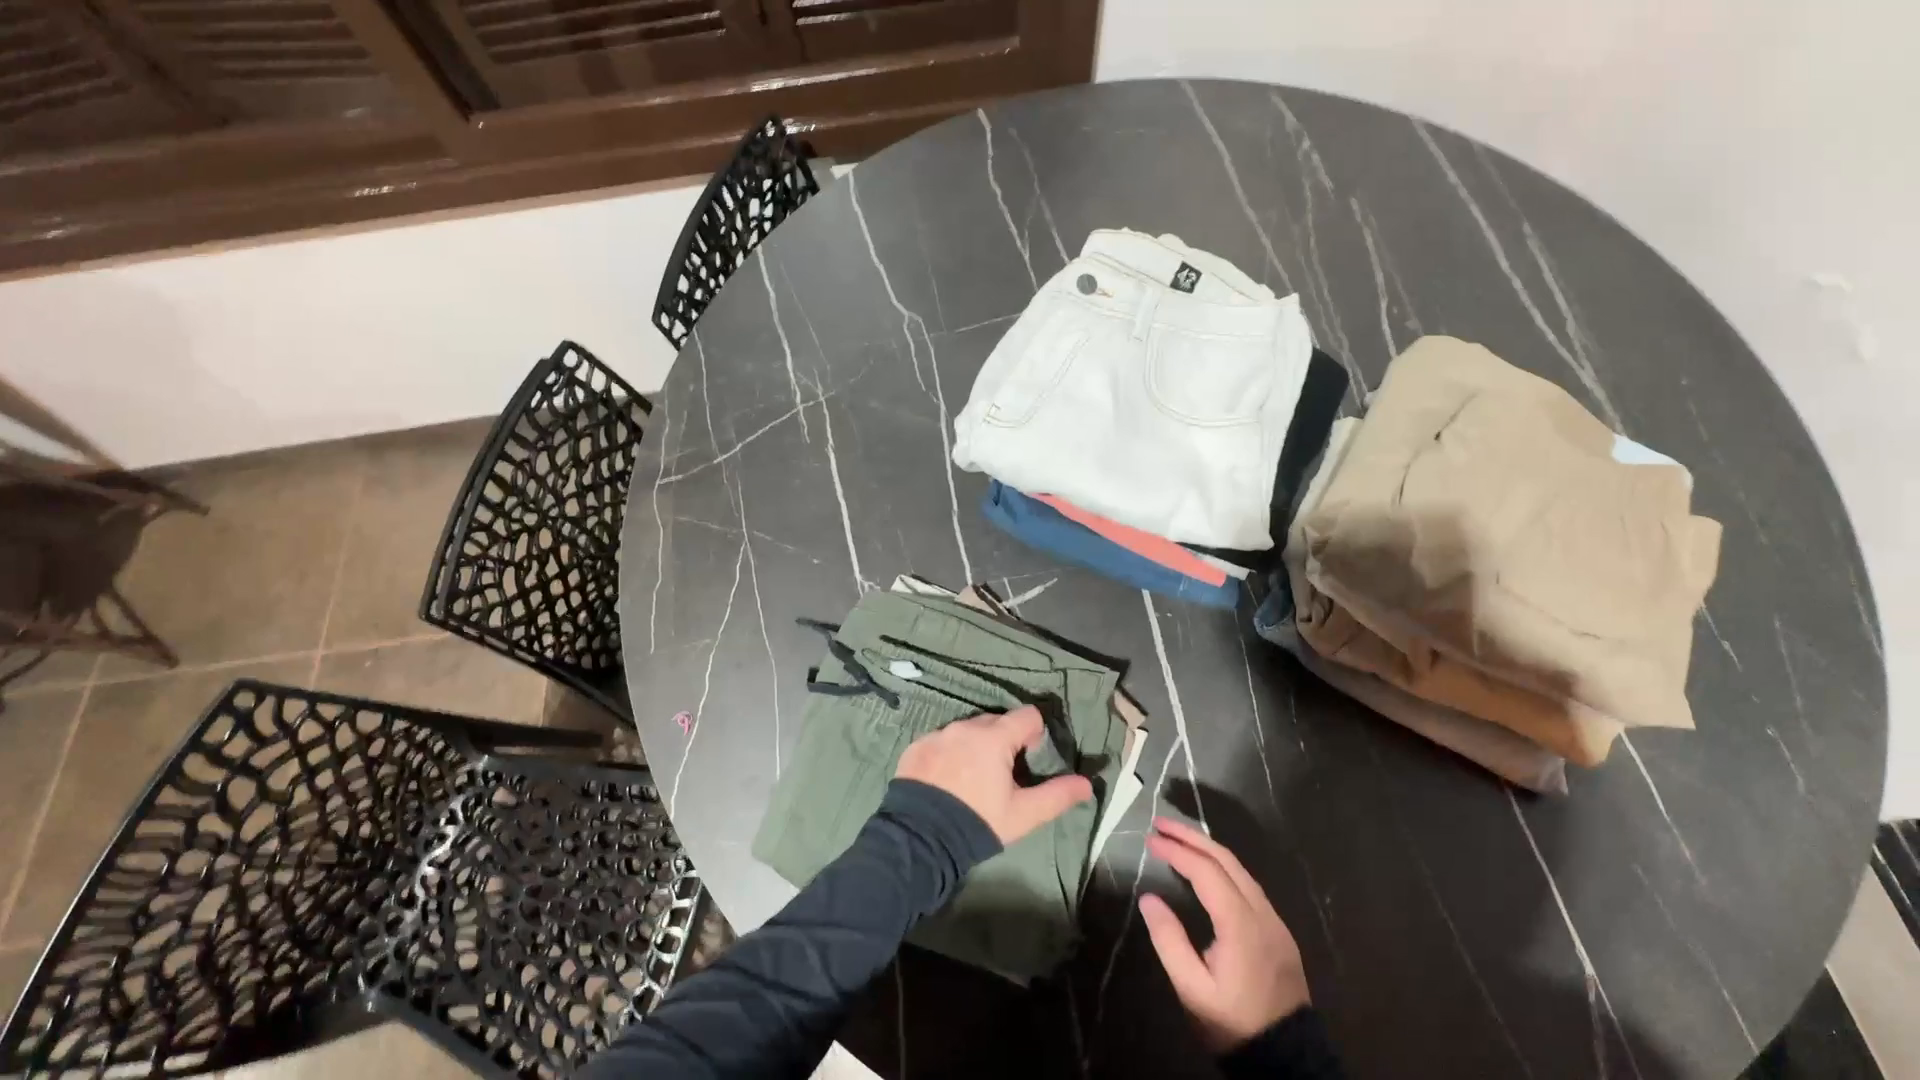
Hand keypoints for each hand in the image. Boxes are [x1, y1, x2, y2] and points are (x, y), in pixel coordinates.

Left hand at [894, 705, 1094, 844]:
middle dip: (1004, 740)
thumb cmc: (978, 822)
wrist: (920, 839)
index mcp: (994, 737)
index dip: (1034, 734)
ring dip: (975, 745)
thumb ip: (1057, 795)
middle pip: (996, 721)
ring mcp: (937, 735)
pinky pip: (941, 741)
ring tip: (973, 777)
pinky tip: (948, 779)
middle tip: (1003, 773)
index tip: (1029, 758)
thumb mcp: (1023, 814)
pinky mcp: (916, 747)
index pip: (1027, 716)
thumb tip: (1086, 784)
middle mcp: (965, 727)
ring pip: (967, 729)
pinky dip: (949, 753)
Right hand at [1140, 816, 1310, 1052]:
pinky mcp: (1278, 931)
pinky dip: (1223, 867)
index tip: (1151, 839)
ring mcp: (1275, 921)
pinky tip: (1207, 868)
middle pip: (1227, 860)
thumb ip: (1169, 940)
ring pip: (1242, 870)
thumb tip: (1149, 898)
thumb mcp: (1192, 988)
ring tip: (1179, 838)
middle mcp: (1262, 913)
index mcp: (1241, 924)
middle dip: (1193, 837)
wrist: (1285, 1056)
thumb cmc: (1232, 1022)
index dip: (1177, 851)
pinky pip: (1249, 886)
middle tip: (1161, 823)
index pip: (1206, 871)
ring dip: (1209, 849)